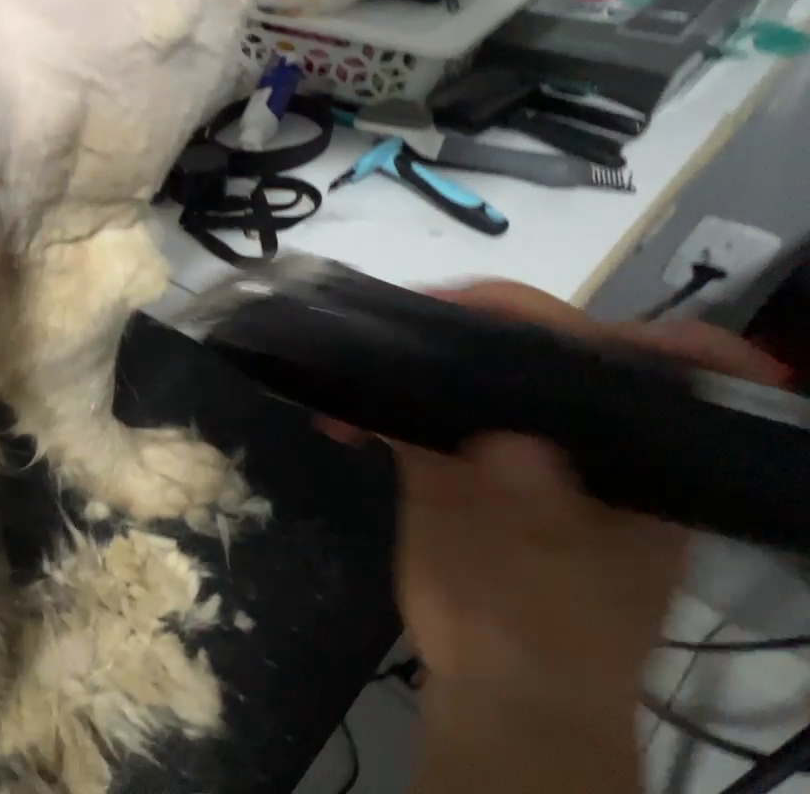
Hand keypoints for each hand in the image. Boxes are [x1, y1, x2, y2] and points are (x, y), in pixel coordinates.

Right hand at [329, 282, 790, 727]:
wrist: (493, 678)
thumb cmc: (554, 634)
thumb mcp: (563, 585)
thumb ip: (541, 519)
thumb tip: (507, 447)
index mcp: (642, 452)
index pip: (661, 368)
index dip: (620, 332)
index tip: (566, 328)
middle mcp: (577, 429)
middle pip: (545, 348)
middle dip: (486, 322)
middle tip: (423, 315)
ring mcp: (504, 435)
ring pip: (463, 366)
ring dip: (406, 352)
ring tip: (357, 354)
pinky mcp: (442, 451)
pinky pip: (401, 406)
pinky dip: (364, 400)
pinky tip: (333, 413)